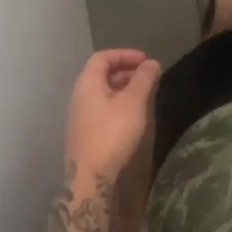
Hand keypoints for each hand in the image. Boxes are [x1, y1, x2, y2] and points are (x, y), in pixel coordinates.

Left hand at [64, 49, 160, 180]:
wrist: (90, 176)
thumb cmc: (112, 133)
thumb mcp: (133, 102)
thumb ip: (144, 79)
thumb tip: (151, 63)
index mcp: (87, 84)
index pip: (103, 57)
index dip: (125, 54)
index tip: (146, 61)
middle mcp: (79, 96)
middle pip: (101, 73)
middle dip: (126, 71)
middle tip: (148, 77)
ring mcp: (80, 115)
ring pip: (102, 92)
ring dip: (123, 88)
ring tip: (144, 95)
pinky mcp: (84, 132)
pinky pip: (102, 107)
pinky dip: (118, 102)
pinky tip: (132, 115)